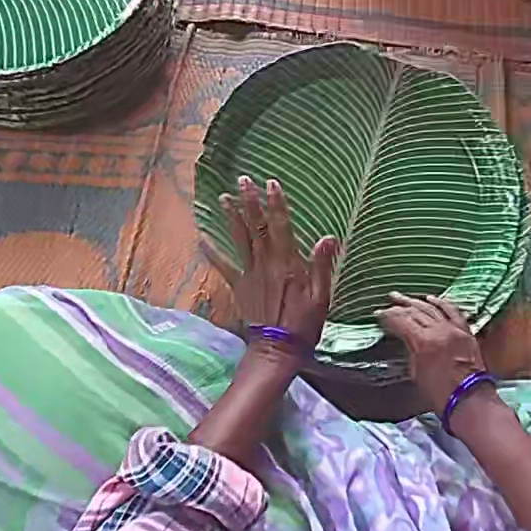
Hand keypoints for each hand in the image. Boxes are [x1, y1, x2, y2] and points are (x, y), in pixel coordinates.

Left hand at [203, 177, 339, 371]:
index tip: (271, 184)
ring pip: (240, 239)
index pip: (282, 226)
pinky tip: (202, 239)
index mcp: (287, 263)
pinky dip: (212, 252)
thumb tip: (328, 237)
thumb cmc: (304, 324)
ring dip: (232, 217)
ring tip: (224, 197)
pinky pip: (224, 266)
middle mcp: (265, 263)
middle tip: (243, 180)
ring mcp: (249, 274)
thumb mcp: (322, 296)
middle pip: (257, 226)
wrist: (277, 350)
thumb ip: (323, 265)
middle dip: (250, 202)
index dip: (276, 204)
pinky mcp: (239, 286)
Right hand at [378, 293, 486, 415]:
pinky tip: (431, 299)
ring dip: (416, 302)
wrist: (469, 401)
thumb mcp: (415, 371)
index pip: (401, 320)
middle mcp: (439, 331)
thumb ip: (409, 349)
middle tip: (389, 302)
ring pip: (432, 308)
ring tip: (404, 298)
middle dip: (400, 306)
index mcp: (423, 342)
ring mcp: (454, 329)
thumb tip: (404, 338)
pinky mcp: (466, 332)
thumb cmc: (439, 394)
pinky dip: (441, 303)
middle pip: (416, 311)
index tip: (379, 314)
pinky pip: (452, 311)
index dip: (388, 316)